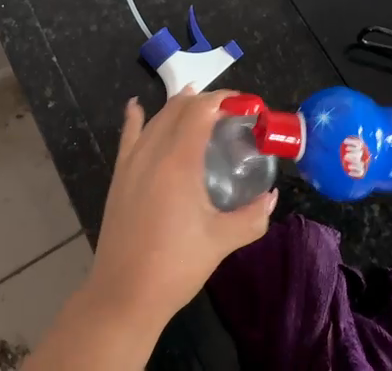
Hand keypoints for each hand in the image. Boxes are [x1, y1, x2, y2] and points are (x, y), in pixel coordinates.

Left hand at [83, 89, 276, 327]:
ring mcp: (132, 162)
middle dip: (204, 101)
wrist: (125, 293)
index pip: (201, 111)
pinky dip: (135, 117)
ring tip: (197, 102)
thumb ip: (251, 216)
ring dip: (177, 106)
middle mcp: (153, 151)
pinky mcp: (119, 176)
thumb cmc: (176, 265)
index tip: (246, 105)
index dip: (223, 99)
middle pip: (178, 109)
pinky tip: (136, 106)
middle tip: (230, 111)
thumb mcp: (221, 241)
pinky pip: (128, 135)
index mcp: (179, 160)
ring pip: (155, 119)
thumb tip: (271, 197)